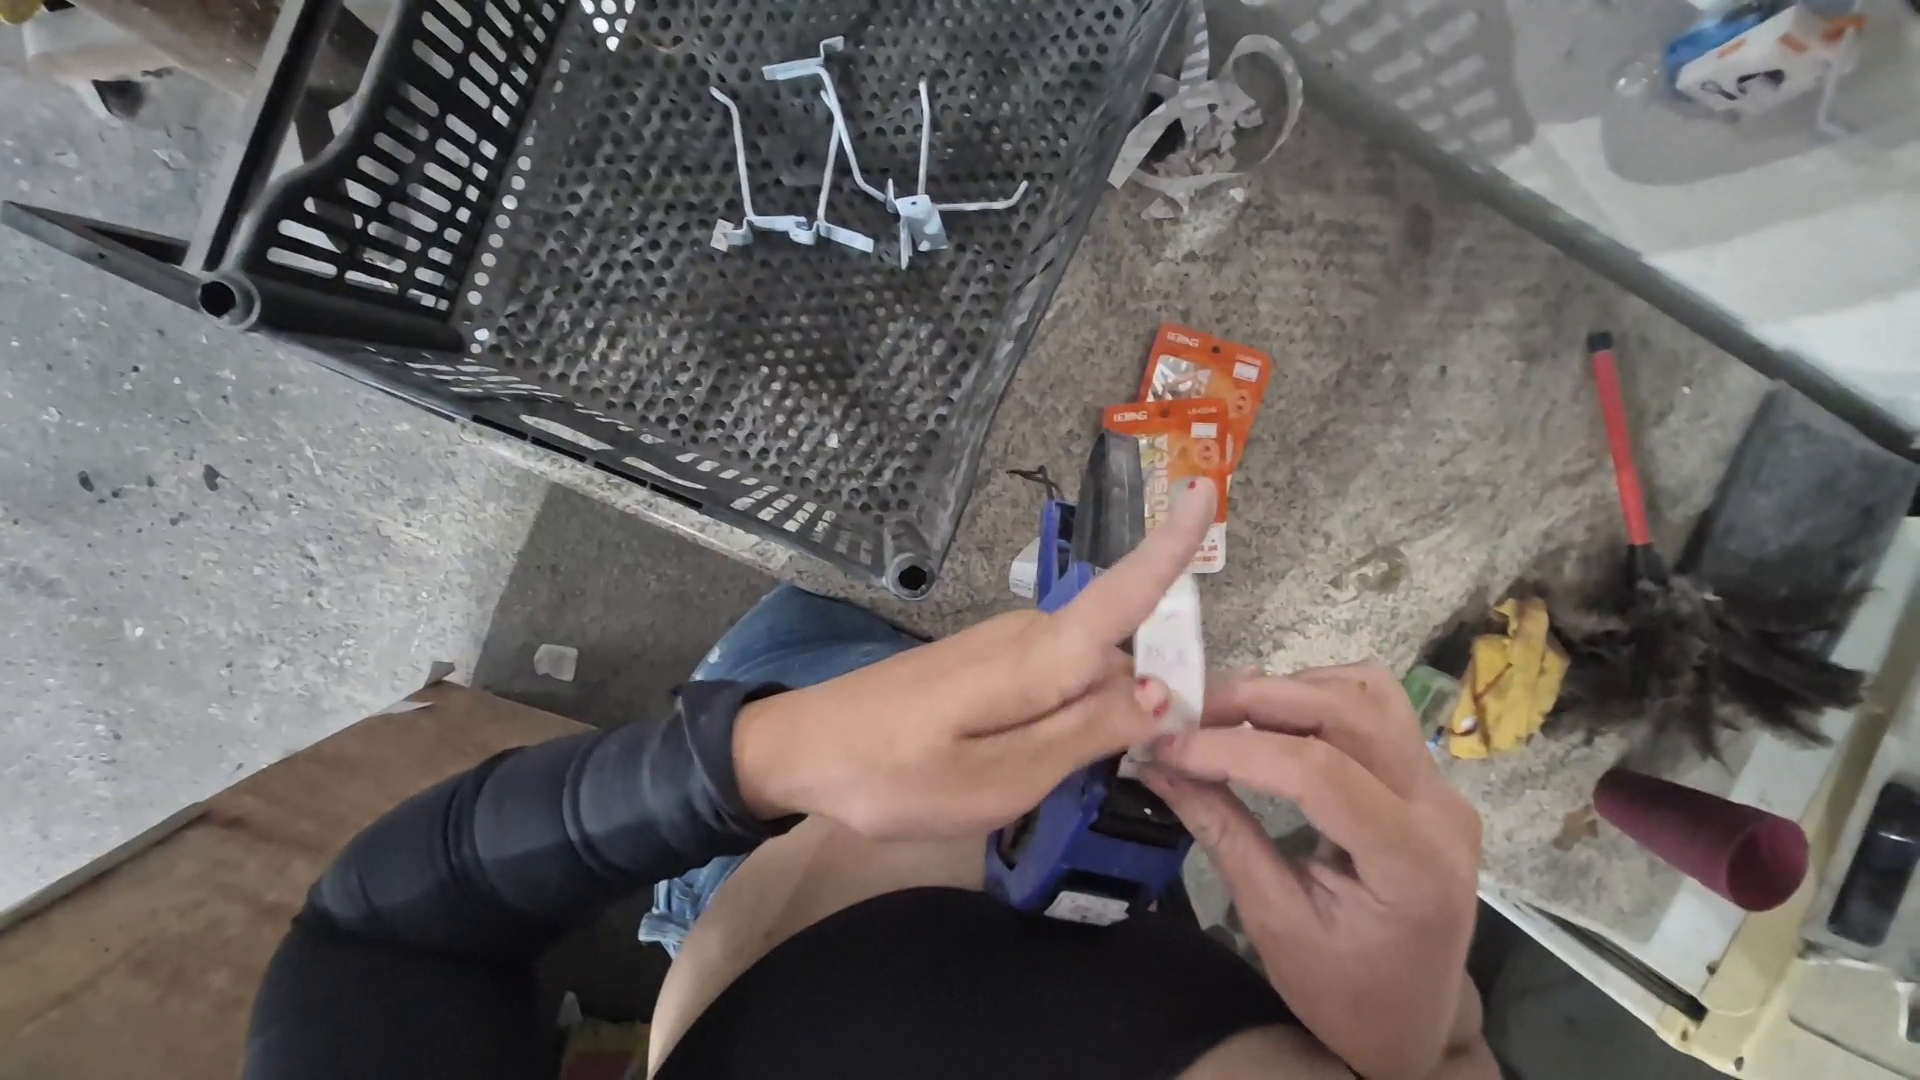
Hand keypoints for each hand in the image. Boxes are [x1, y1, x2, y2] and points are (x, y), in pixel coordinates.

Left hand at [733, 478, 1216, 840]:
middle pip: (1119, 652)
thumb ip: (1081, 732)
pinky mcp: (990, 660)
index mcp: (1037, 658)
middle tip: (1118, 771)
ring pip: (1088, 671)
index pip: (1121, 594)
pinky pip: (1057, 679)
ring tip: (1049, 775)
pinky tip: (1030, 756)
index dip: (1168, 547)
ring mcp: (1006, 644)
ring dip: (1100, 716)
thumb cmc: (895, 773)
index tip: (1207, 490)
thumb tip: (1159, 691)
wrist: (806, 748)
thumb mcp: (996, 779)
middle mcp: (1030, 635)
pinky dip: (1067, 714)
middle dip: (1144, 700)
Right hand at [1141, 663, 1482, 1079]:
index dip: (1233, 748)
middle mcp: (1438, 807)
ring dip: (1283, 689)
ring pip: (1361, 691)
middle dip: (1251, 700)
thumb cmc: (1344, 992)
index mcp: (1412, 864)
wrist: (1415, 1020)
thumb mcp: (1273, 922)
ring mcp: (1439, 784)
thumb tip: (1156, 765)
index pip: (1317, 772)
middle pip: (1343, 711)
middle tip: (1184, 716)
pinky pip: (1371, 701)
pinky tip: (1274, 722)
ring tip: (1224, 717)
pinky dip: (1313, 692)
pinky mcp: (1425, 775)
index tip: (1166, 747)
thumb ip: (1221, 833)